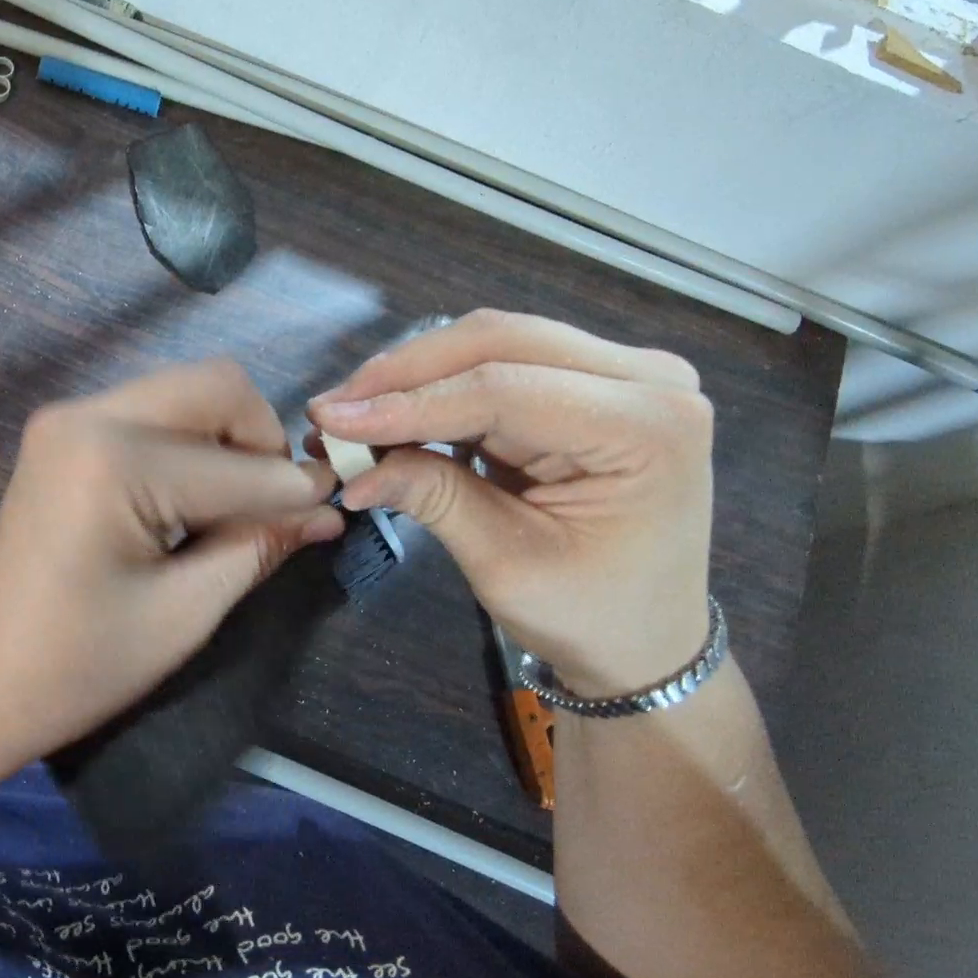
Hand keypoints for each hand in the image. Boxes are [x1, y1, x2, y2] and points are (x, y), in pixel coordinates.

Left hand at [0, 360, 343, 758]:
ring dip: (222, 443)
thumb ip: (257, 545)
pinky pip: (145, 417)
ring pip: (180, 396)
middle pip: (213, 387)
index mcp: (113, 457)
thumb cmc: (78, 664)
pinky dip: (184, 448)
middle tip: (275, 510)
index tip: (335, 514)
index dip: (297, 491)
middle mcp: (86, 414)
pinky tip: (190, 503)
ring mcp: (65, 420)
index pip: (239, 462)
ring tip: (234, 513)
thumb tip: (326, 510)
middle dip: (259, 442)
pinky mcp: (58, 437)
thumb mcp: (183, 612)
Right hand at [307, 310, 714, 696]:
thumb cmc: (589, 613)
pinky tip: (386, 415)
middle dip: (403, 373)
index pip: (505, 390)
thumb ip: (433, 499)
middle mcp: (645, 379)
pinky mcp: (584, 384)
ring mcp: (617, 374)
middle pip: (499, 341)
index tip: (329, 420)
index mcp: (648, 427)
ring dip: (411, 376)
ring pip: (491, 343)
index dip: (409, 404)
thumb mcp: (504, 563)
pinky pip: (493, 366)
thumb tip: (351, 472)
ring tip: (347, 414)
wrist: (645, 636)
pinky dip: (432, 389)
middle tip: (329, 409)